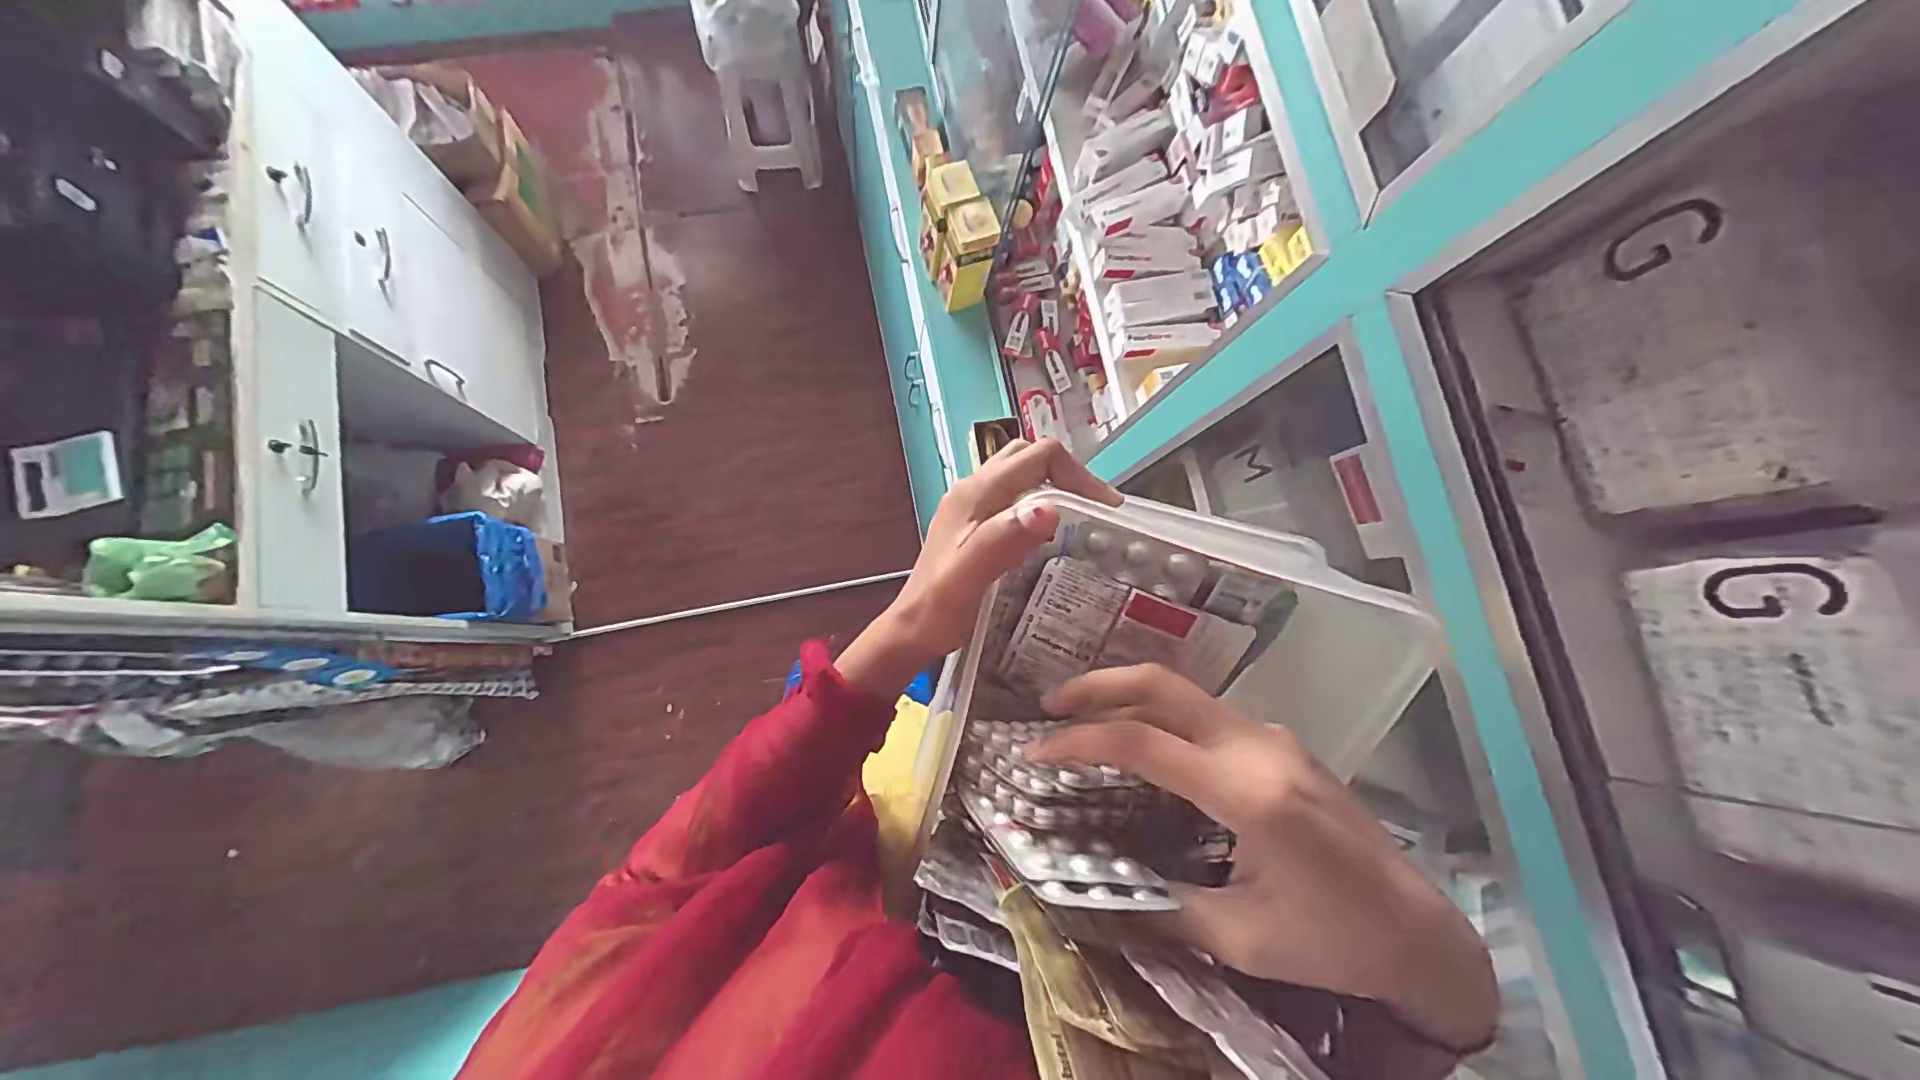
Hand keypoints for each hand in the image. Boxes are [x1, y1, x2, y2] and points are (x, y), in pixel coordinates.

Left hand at [836, 439, 1120, 696]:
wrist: (911, 631)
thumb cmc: (939, 610)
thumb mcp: (971, 576)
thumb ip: (1004, 539)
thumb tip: (1049, 508)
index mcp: (975, 495)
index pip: (1039, 457)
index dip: (1078, 475)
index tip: (1104, 509)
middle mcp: (972, 490)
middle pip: (1030, 457)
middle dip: (1069, 476)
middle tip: (1094, 512)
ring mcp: (970, 506)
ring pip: (1021, 474)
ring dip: (1054, 487)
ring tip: (1079, 521)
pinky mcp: (972, 523)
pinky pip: (1013, 497)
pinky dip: (1038, 504)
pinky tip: (1050, 536)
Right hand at [1028, 664, 1499, 1052]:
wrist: (1423, 933)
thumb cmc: (1336, 943)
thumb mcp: (1240, 939)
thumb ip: (1164, 903)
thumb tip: (1100, 885)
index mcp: (1246, 793)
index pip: (1141, 743)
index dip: (1078, 741)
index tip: (1036, 752)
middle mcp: (1256, 746)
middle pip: (1162, 685)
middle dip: (1097, 686)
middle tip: (1050, 707)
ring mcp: (1270, 738)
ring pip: (1183, 694)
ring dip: (1126, 697)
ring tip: (1083, 720)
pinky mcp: (1277, 744)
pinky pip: (1205, 716)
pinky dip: (1159, 718)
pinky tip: (1143, 746)